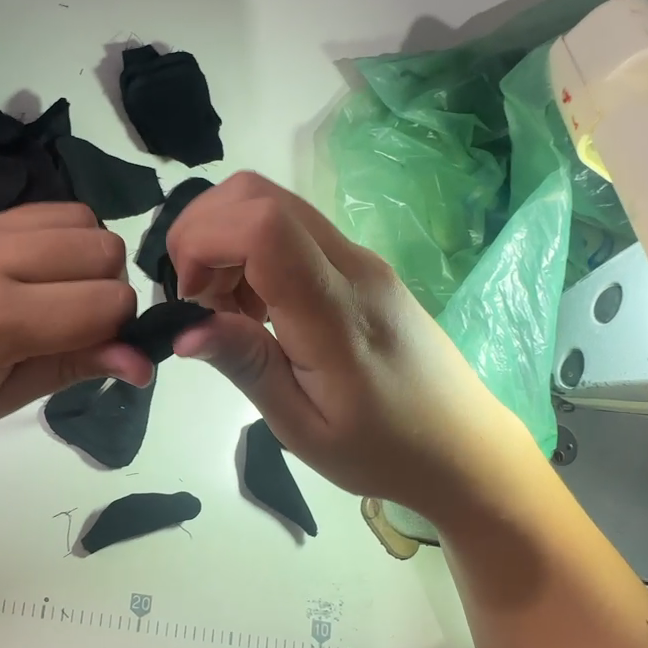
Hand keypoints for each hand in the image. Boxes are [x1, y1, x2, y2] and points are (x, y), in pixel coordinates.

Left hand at [0, 204, 151, 467]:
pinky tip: (28, 278)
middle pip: (100, 246)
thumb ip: (75, 366)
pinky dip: (52, 240)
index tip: (100, 353)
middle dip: (108, 288)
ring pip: (75, 217)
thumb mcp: (2, 399)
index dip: (119, 331)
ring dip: (85, 256)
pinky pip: (33, 212)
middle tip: (78, 326)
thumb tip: (143, 360)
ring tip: (56, 298)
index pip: (105, 301)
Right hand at [167, 173, 526, 511]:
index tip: (187, 298)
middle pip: (260, 196)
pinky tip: (254, 312)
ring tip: (223, 313)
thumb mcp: (302, 426)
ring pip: (273, 206)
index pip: (262, 225)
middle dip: (203, 233)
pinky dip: (252, 255)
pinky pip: (293, 234)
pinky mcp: (362, 269)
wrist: (464, 449)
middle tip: (195, 301)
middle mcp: (350, 265)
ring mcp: (361, 261)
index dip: (203, 241)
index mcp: (334, 310)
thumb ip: (246, 364)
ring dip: (225, 244)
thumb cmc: (382, 451)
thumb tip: (182, 329)